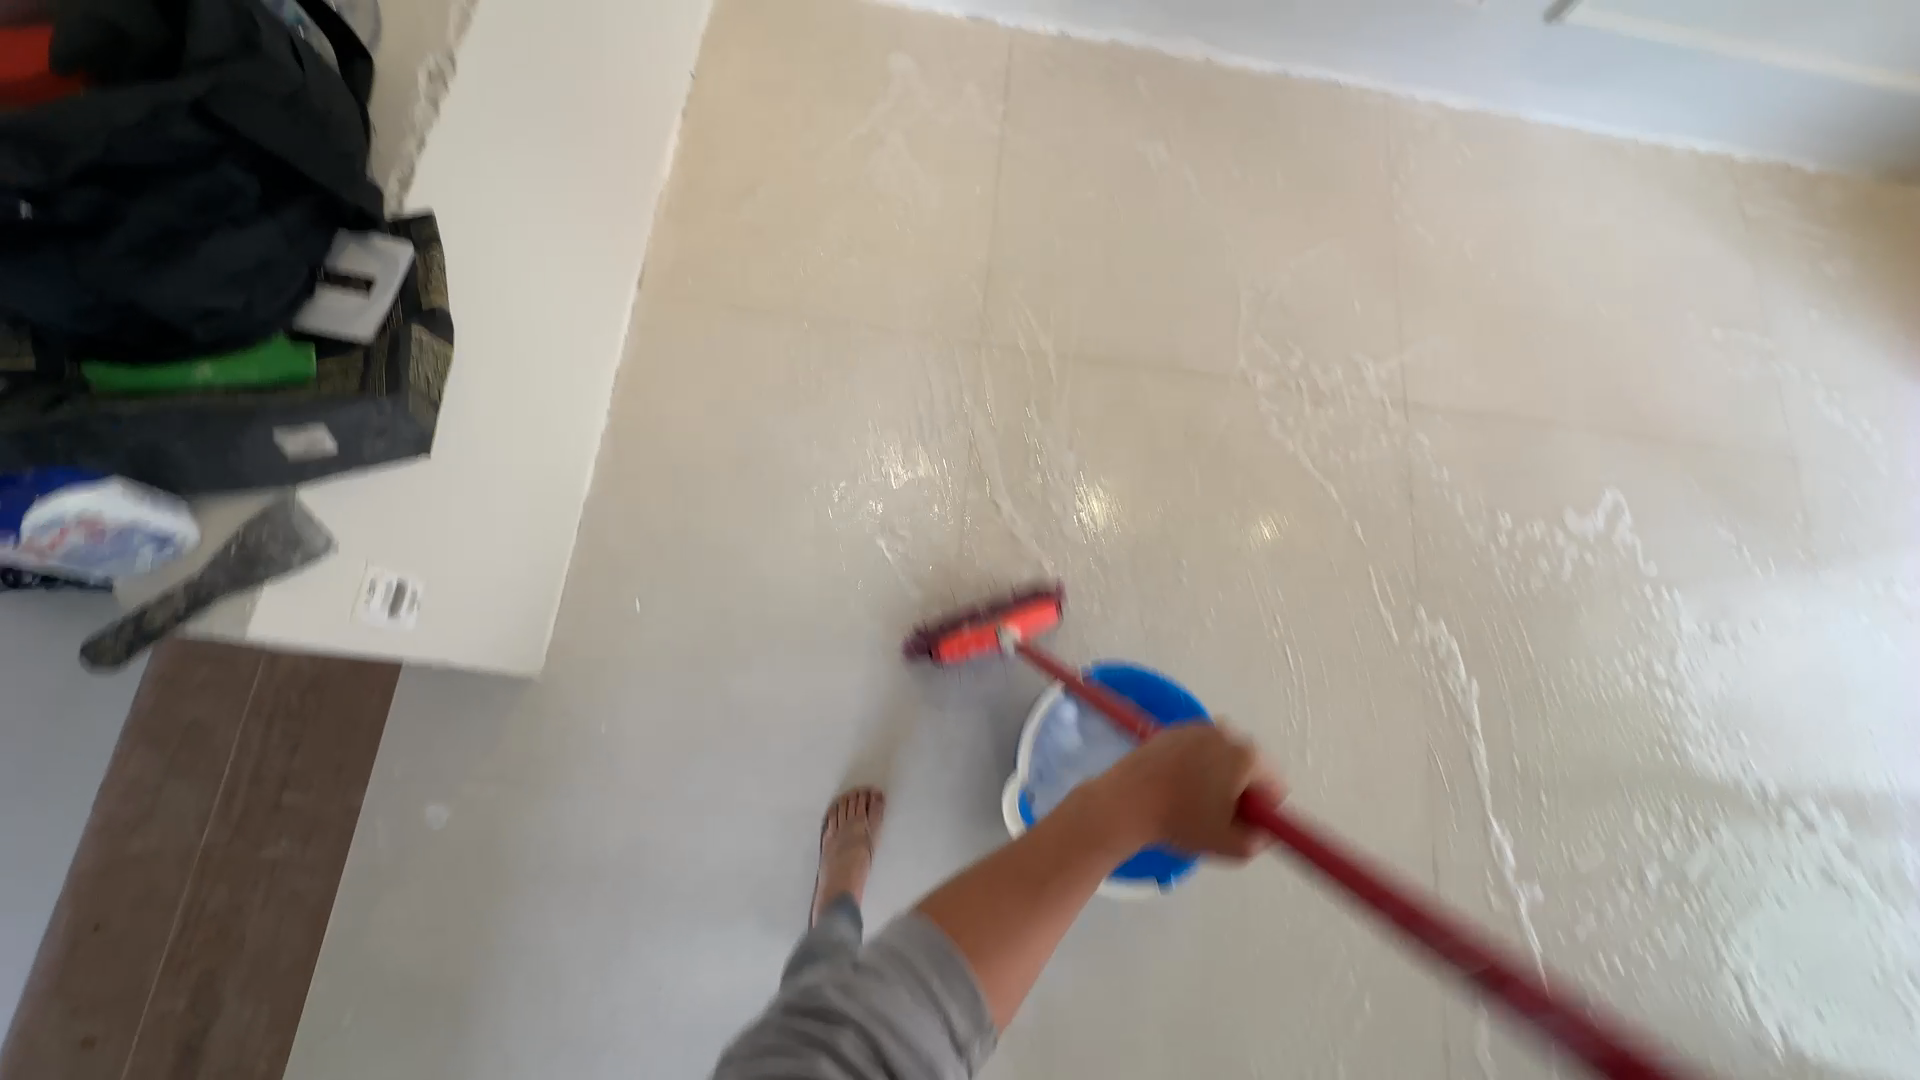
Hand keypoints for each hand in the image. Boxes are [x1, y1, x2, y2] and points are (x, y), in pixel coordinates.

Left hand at [1078, 722, 1284, 860]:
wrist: (1125, 801)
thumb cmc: (1181, 822)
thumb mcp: (1232, 846)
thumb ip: (1260, 839)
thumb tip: (1265, 830)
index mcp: (1246, 756)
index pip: (1275, 784)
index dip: (1263, 808)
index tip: (1240, 822)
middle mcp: (1225, 732)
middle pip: (1250, 765)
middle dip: (1242, 789)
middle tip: (1216, 813)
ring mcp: (1197, 727)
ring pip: (1223, 757)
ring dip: (1218, 776)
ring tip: (1193, 800)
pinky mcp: (1173, 729)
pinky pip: (1199, 749)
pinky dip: (1195, 765)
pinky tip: (1176, 785)